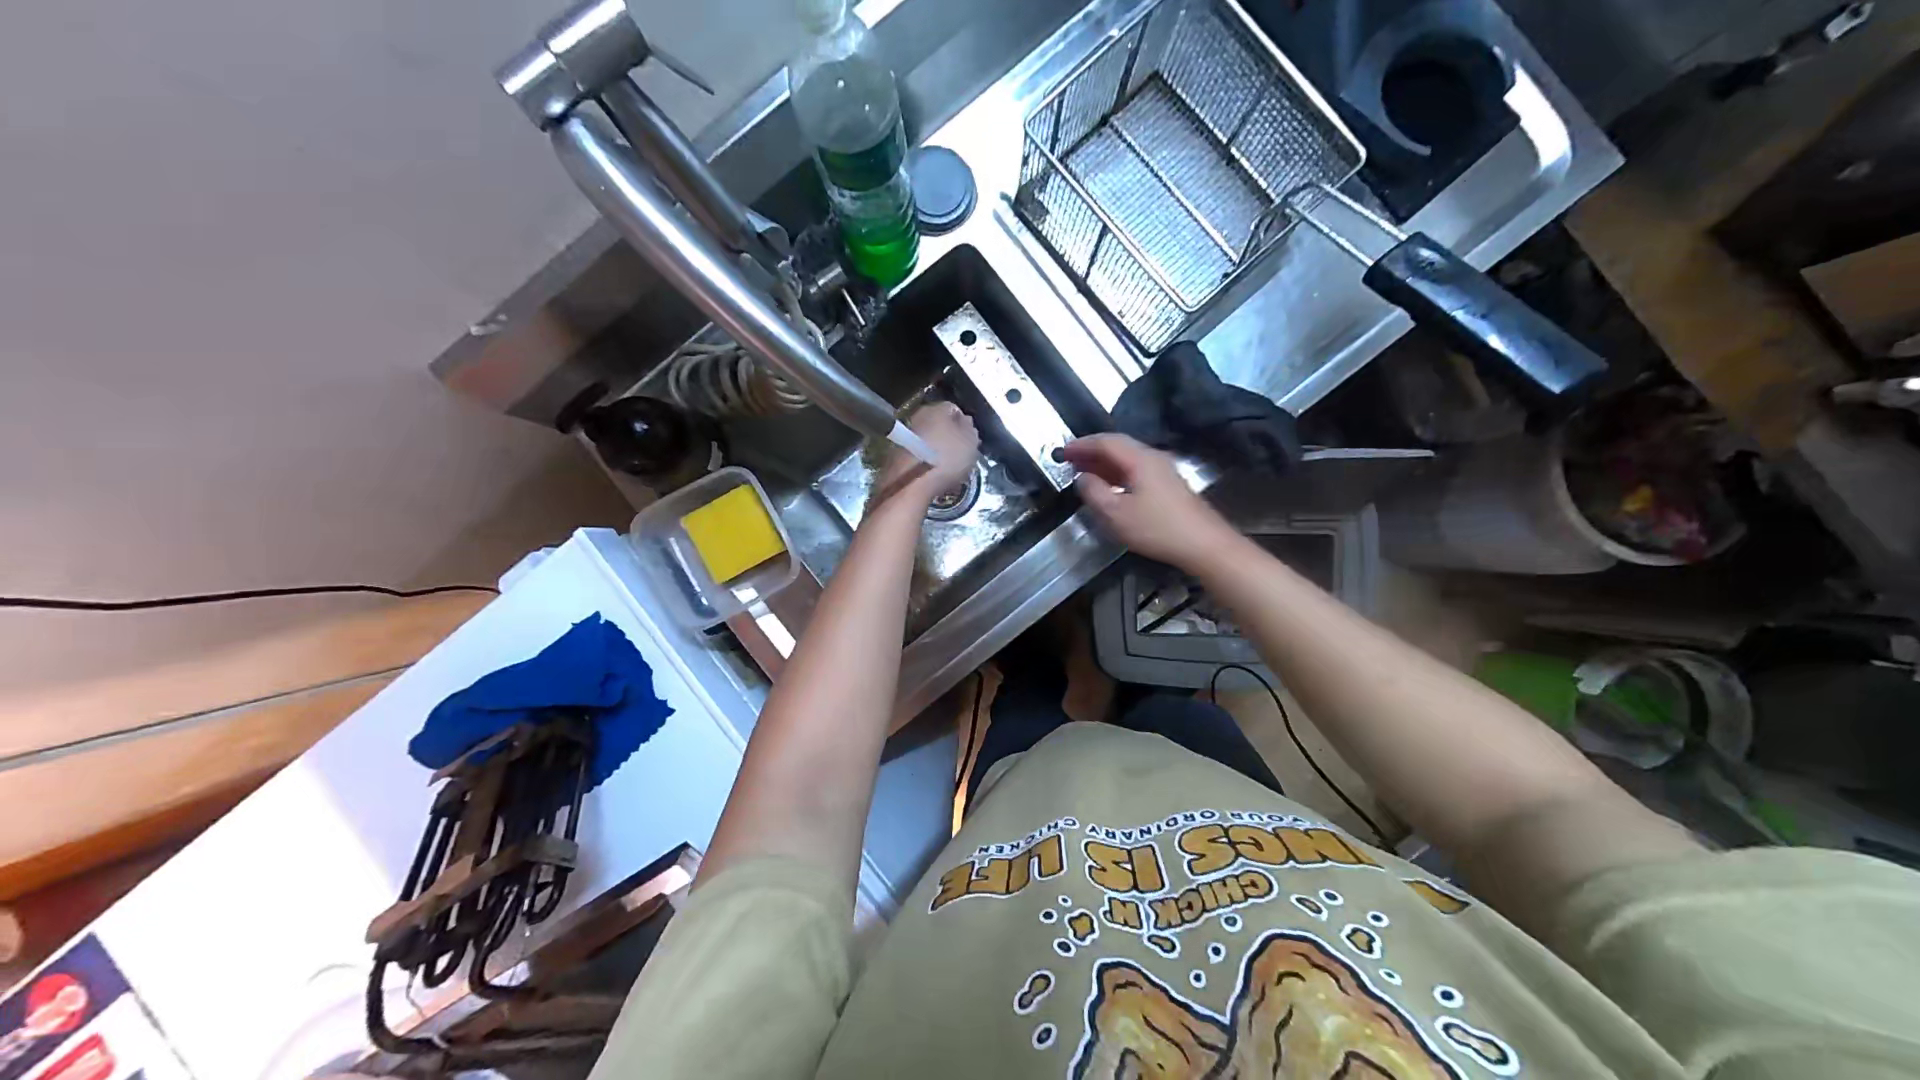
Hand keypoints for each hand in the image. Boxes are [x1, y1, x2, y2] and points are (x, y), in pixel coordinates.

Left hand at [881, 402, 979, 504]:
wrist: (910, 483)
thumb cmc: (946, 459)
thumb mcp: (971, 444)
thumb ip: (970, 430)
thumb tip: (965, 423)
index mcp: (937, 408)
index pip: (954, 409)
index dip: (964, 425)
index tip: (969, 440)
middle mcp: (917, 415)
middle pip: (937, 423)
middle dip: (948, 436)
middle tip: (958, 453)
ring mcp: (904, 435)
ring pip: (926, 438)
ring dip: (935, 448)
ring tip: (945, 467)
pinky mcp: (895, 453)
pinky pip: (916, 453)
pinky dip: (924, 460)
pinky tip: (931, 474)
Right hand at [1063, 434, 1237, 567]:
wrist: (1204, 544)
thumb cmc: (1157, 528)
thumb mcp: (1115, 514)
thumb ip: (1094, 492)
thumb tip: (1083, 478)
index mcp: (1140, 459)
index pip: (1105, 441)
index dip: (1081, 445)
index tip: (1062, 452)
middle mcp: (1153, 458)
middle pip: (1118, 446)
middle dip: (1092, 452)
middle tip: (1070, 461)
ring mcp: (1164, 471)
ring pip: (1128, 459)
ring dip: (1104, 464)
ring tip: (1084, 473)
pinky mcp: (1169, 485)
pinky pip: (1136, 470)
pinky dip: (1117, 474)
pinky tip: (1109, 487)